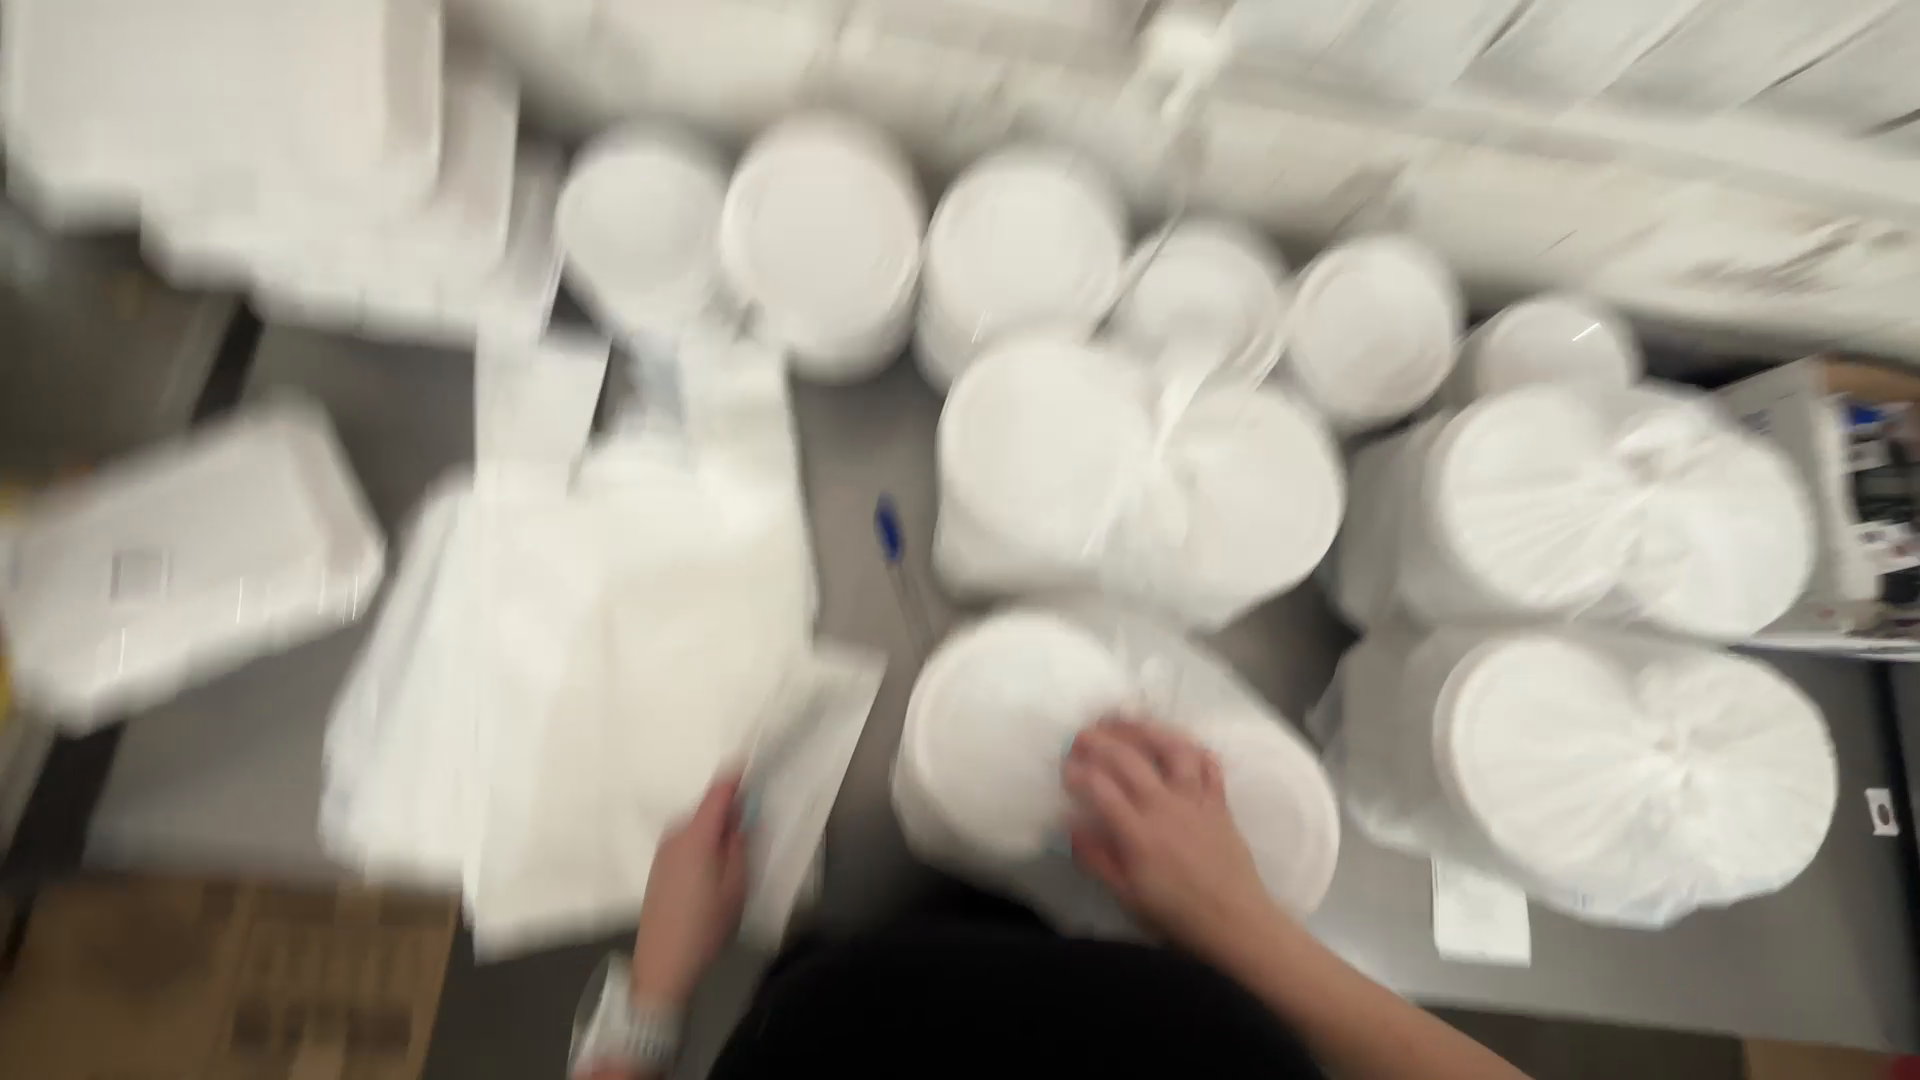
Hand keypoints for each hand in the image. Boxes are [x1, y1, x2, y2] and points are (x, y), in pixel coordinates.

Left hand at [631, 773, 749, 1008]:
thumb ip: (742, 842)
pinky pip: (688, 842)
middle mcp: (676, 835)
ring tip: (731, 869)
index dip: (738, 774)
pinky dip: (703, 846)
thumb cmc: (706, 926)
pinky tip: (711, 878)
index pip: (719, 790)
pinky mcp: (659, 867)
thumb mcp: (737, 884)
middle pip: (709, 809)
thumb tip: (744, 816)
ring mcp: (664, 851)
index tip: (754, 762)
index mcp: (697, 835)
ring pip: (699, 827)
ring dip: (717, 833)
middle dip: (732, 815)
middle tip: (751, 839)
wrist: (661, 968)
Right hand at [1064, 716, 1279, 959]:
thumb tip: (1069, 824)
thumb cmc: (1177, 914)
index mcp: (1138, 833)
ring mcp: (1195, 800)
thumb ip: (1096, 857)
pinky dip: (1194, 750)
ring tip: (1126, 722)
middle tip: (1080, 735)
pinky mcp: (1219, 803)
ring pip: (1172, 749)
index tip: (1064, 767)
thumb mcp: (1127, 895)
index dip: (1077, 772)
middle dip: (1099, 741)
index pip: (1100, 788)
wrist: (1237, 925)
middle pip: (1128, 759)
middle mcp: (1165, 806)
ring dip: (1146, 730)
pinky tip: (1178, 743)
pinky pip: (1209, 766)